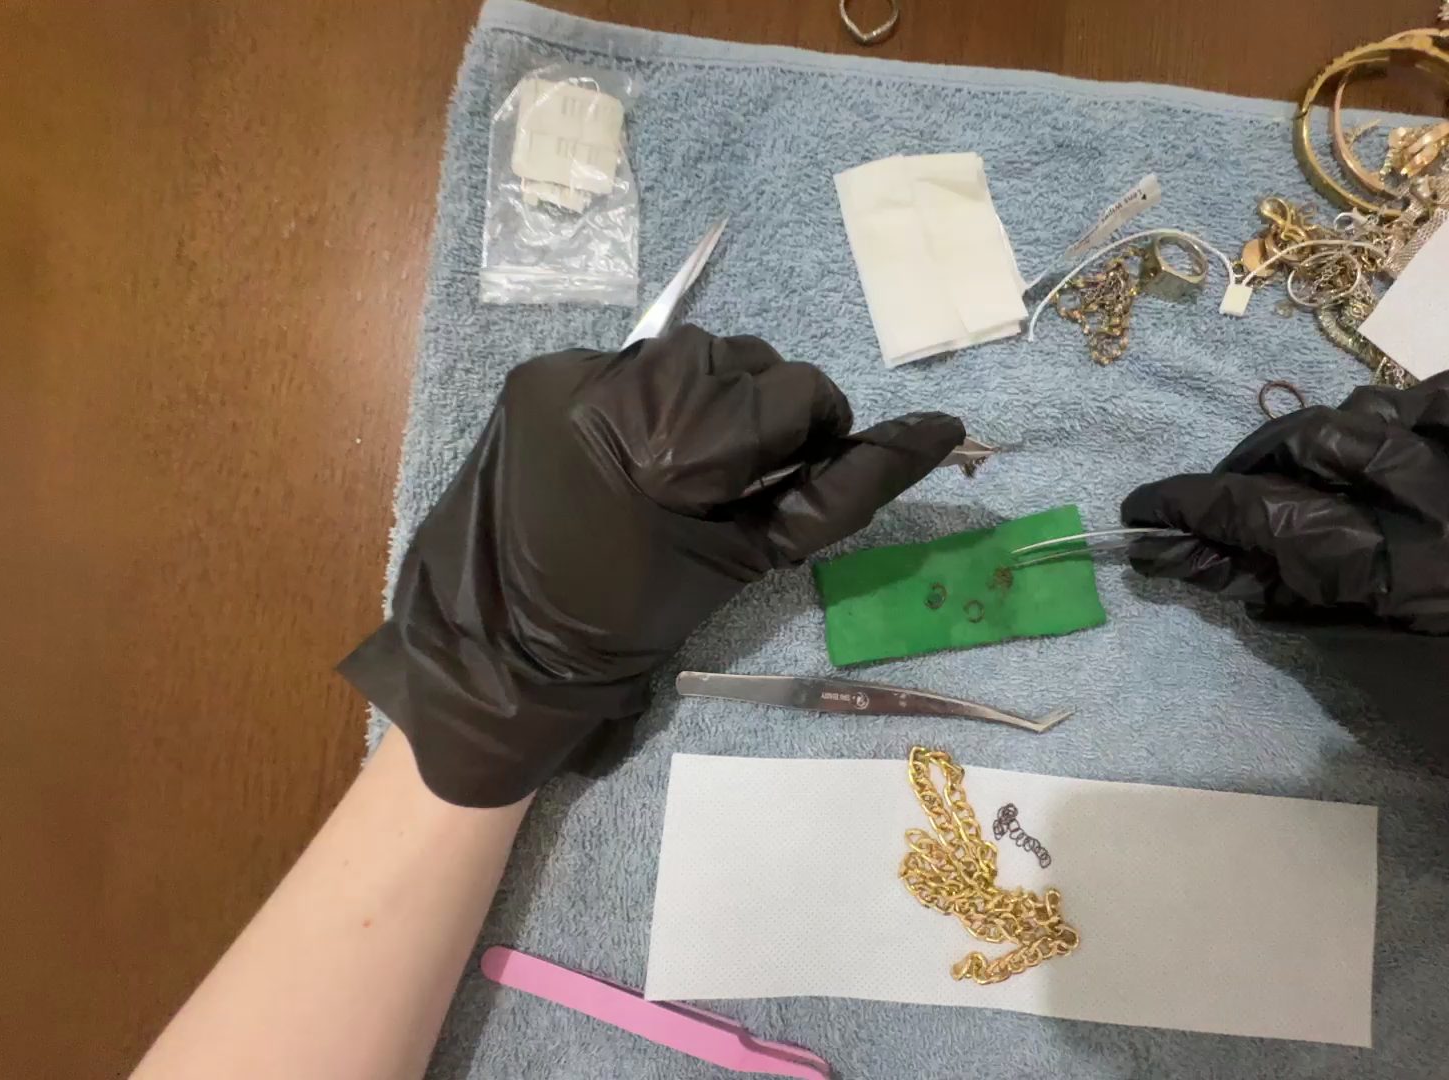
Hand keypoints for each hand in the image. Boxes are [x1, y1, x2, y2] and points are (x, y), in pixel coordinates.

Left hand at [340, 326, 962, 807]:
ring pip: (687, 351)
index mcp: (670, 443)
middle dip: (758, 409)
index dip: (814, 424)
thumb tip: (940, 431)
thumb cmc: (637, 615)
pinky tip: (633, 448)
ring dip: (707, 397)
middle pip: (740, 357)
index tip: (794, 469)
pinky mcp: (533, 370)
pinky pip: (629, 362)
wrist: (508, 637)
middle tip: (735, 474)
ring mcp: (565, 369)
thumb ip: (843, 492)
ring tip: (685, 461)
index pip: (791, 385)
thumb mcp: (750, 556)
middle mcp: (612, 383)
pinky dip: (651, 397)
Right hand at [1121, 369, 1448, 980]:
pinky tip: (1390, 437)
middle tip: (1225, 494)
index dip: (1196, 506)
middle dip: (1252, 463)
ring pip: (1385, 406)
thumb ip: (1283, 595)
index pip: (1272, 515)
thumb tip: (1197, 556)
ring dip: (1326, 440)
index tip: (1144, 507)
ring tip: (1309, 477)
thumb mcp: (1368, 665)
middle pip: (1321, 440)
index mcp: (1426, 576)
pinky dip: (1413, 409)